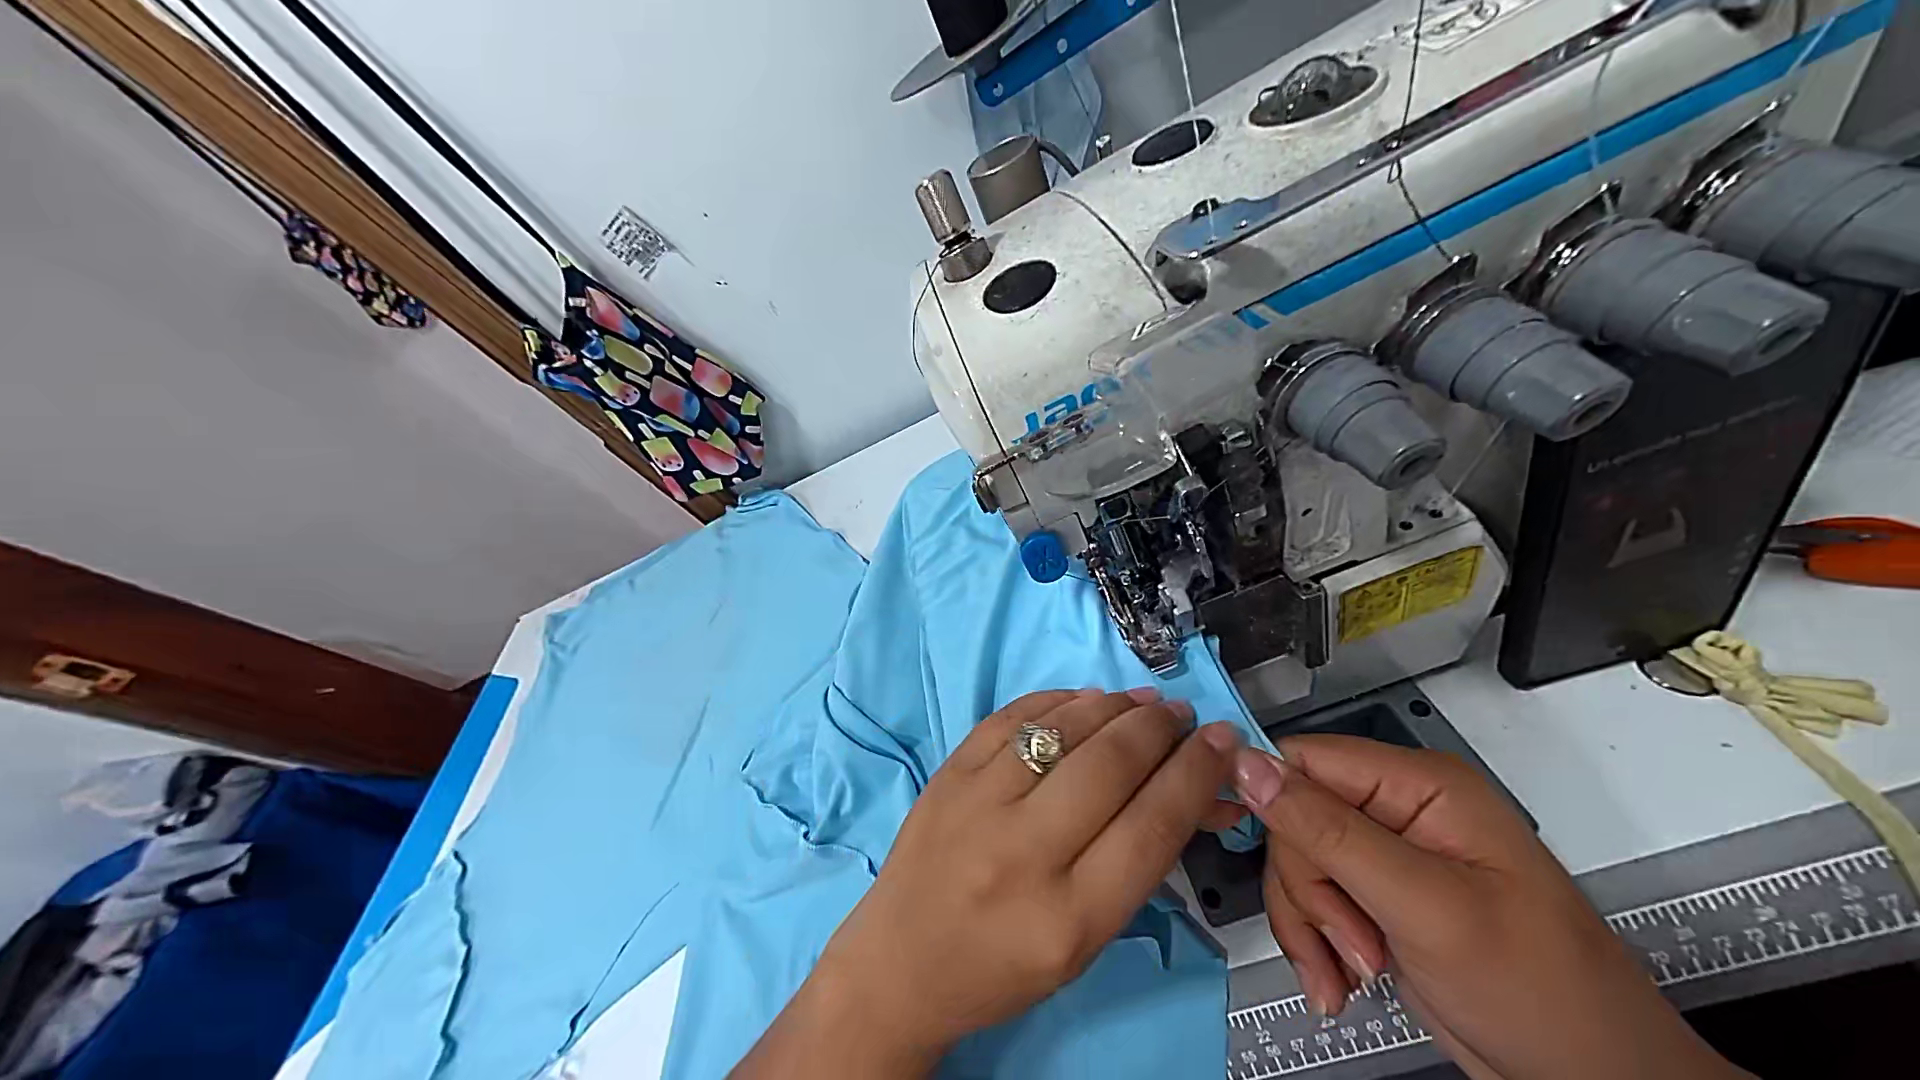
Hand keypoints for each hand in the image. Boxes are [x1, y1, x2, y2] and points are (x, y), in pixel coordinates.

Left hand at [732, 688, 1245, 1078]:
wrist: (901, 963)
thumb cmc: (1003, 967)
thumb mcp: (1084, 940)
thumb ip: (1138, 863)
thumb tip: (1193, 791)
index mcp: (1068, 917)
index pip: (1152, 826)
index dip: (1196, 774)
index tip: (1221, 742)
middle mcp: (1022, 853)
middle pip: (1109, 766)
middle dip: (1159, 730)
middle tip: (1182, 716)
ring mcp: (976, 804)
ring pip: (1060, 731)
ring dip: (1112, 706)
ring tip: (1142, 702)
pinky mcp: (946, 775)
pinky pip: (1010, 718)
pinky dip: (1055, 701)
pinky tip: (1083, 699)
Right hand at [1232, 736, 1748, 1079]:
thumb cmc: (1539, 992)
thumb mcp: (1425, 906)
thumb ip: (1329, 831)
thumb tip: (1249, 764)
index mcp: (1418, 784)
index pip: (1304, 758)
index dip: (1270, 795)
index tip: (1255, 844)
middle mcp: (1395, 808)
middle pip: (1292, 815)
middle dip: (1306, 884)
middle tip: (1347, 937)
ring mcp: (1382, 854)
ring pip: (1293, 860)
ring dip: (1308, 920)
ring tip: (1349, 970)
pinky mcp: (1372, 894)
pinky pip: (1308, 897)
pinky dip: (1312, 939)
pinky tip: (1339, 977)